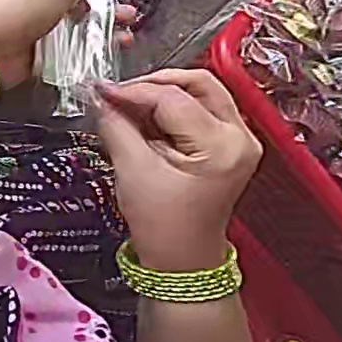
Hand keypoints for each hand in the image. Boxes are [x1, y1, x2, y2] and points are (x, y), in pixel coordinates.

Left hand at [0, 0, 138, 89]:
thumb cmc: (16, 6)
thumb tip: (85, 1)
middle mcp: (31, 3)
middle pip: (73, 8)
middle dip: (103, 13)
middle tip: (129, 18)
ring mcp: (31, 33)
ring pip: (71, 35)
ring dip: (98, 38)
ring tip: (124, 40)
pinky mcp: (30, 61)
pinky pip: (61, 60)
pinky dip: (81, 61)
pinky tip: (102, 60)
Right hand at [95, 69, 260, 271]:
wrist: (181, 258)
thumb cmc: (161, 222)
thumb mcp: (133, 171)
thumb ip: (117, 127)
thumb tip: (101, 98)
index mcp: (222, 146)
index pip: (172, 99)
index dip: (132, 91)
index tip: (100, 92)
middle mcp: (240, 136)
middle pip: (198, 83)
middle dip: (154, 83)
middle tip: (119, 92)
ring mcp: (239, 139)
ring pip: (200, 92)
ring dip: (162, 92)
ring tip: (128, 104)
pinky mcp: (228, 143)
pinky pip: (200, 108)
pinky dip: (169, 106)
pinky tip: (143, 117)